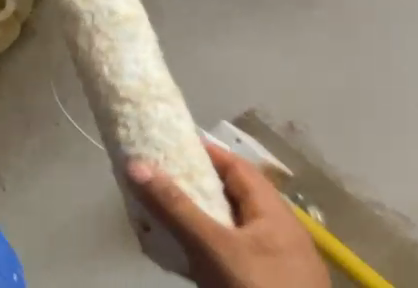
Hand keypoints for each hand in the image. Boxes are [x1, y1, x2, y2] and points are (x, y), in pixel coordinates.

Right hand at [128, 143, 326, 287]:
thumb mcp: (211, 247)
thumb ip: (174, 206)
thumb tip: (135, 163)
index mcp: (278, 218)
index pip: (240, 169)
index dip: (205, 151)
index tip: (167, 144)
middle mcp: (282, 235)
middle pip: (235, 195)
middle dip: (194, 181)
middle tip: (157, 173)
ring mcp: (277, 262)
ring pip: (231, 223)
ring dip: (197, 211)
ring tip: (161, 206)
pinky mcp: (267, 282)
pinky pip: (231, 248)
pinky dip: (205, 238)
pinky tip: (181, 246)